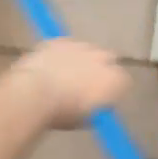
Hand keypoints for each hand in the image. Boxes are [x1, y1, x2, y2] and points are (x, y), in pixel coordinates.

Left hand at [8, 39, 128, 129]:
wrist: (34, 93)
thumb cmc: (63, 112)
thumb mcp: (86, 119)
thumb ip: (96, 107)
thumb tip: (93, 105)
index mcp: (115, 80)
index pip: (123, 82)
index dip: (111, 90)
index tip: (100, 99)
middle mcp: (103, 58)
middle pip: (107, 61)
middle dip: (99, 70)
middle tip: (83, 85)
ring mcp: (82, 45)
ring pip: (86, 51)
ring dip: (80, 60)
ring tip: (63, 75)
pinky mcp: (60, 39)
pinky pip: (66, 46)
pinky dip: (61, 54)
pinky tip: (50, 66)